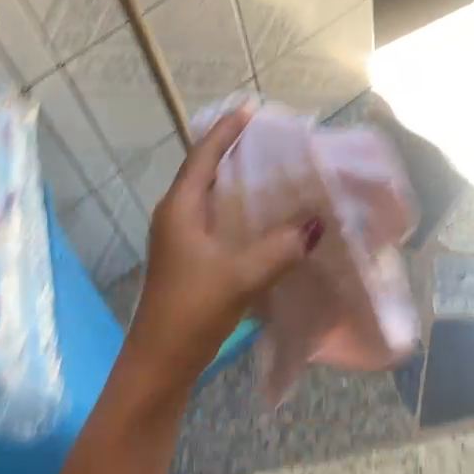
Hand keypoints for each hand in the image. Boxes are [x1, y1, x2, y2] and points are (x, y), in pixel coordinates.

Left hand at [124, 105, 310, 386]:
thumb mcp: (241, 275)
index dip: (226, 130)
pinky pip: (215, 222)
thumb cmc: (192, 309)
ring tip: (273, 173)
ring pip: (211, 199)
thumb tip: (315, 224)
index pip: (203, 155)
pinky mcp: (188, 261)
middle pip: (205, 171)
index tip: (251, 109)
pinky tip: (264, 221)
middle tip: (271, 140)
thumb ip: (280, 247)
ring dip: (237, 184)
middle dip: (234, 153)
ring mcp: (179, 240)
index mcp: (180, 208)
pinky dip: (238, 212)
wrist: (159, 363)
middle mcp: (175, 216)